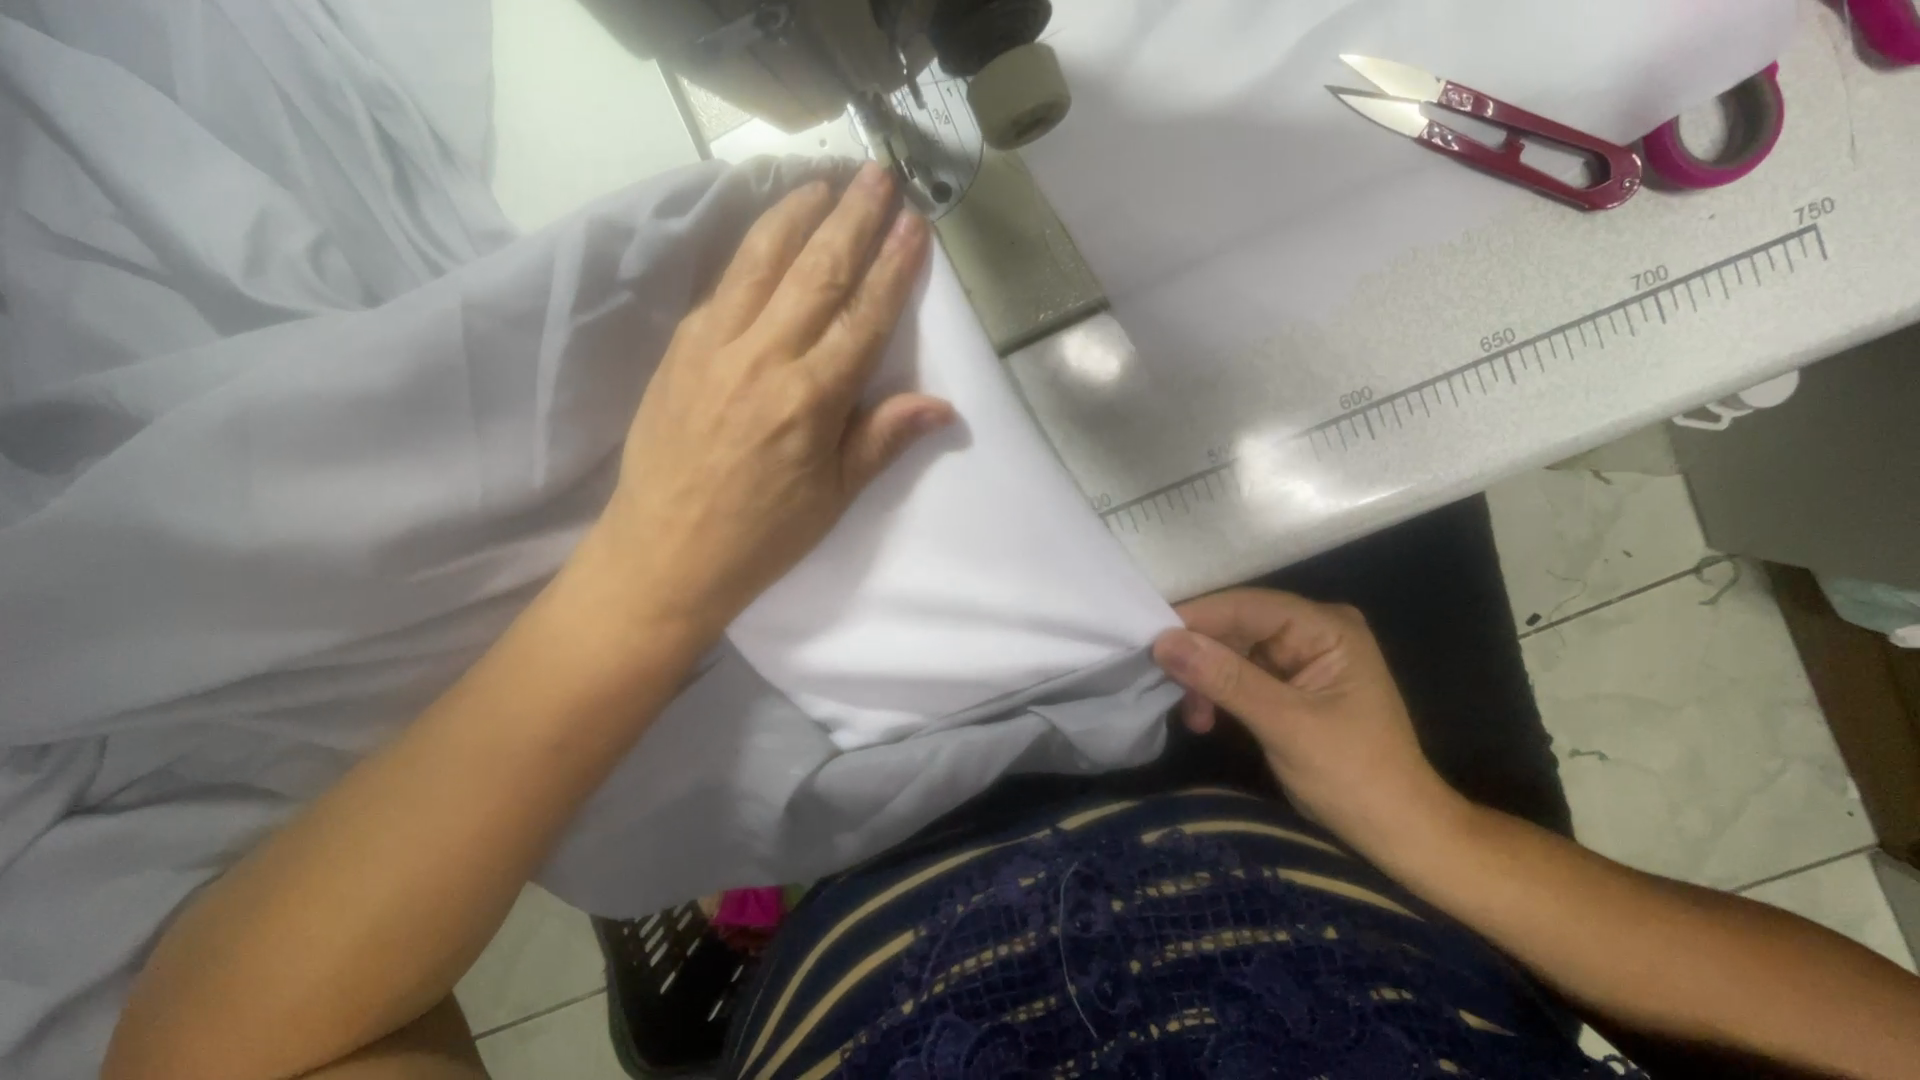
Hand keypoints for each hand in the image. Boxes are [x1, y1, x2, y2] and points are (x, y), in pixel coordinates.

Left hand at [584, 163, 953, 642]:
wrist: (663, 553)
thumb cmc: (760, 536)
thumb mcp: (833, 498)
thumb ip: (882, 440)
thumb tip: (942, 405)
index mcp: (810, 400)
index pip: (864, 317)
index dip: (894, 268)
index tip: (914, 224)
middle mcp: (763, 359)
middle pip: (817, 272)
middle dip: (853, 218)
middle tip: (878, 173)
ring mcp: (714, 346)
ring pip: (762, 262)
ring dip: (797, 215)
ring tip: (824, 182)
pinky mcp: (680, 348)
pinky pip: (723, 285)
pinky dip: (752, 249)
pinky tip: (767, 233)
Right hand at [1152, 588, 1467, 855]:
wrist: (1396, 831)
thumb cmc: (1353, 776)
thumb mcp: (1285, 725)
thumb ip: (1226, 679)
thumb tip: (1164, 642)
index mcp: (1327, 629)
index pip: (1249, 606)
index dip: (1198, 618)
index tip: (1147, 636)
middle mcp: (1315, 632)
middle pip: (1238, 626)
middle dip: (1200, 655)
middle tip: (1161, 683)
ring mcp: (1303, 659)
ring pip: (1233, 651)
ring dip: (1206, 680)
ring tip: (1191, 717)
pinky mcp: (1290, 686)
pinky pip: (1240, 675)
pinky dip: (1218, 694)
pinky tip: (1203, 719)